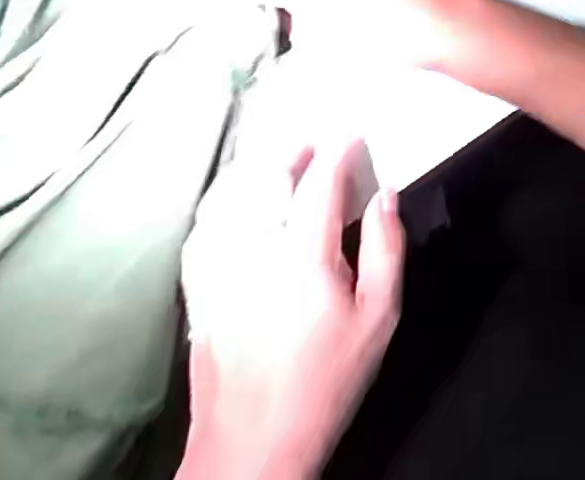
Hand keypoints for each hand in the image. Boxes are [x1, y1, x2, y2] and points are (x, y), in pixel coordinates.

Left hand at [179, 140, 404, 479]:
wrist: (253, 449)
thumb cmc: (327, 381)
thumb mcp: (377, 316)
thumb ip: (385, 247)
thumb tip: (385, 195)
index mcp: (303, 255)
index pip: (320, 184)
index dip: (338, 153)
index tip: (351, 135)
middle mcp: (255, 252)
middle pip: (268, 181)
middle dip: (293, 154)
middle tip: (312, 144)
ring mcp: (219, 272)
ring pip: (230, 201)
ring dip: (256, 173)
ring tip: (277, 163)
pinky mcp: (199, 294)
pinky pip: (203, 234)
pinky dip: (219, 208)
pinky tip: (231, 205)